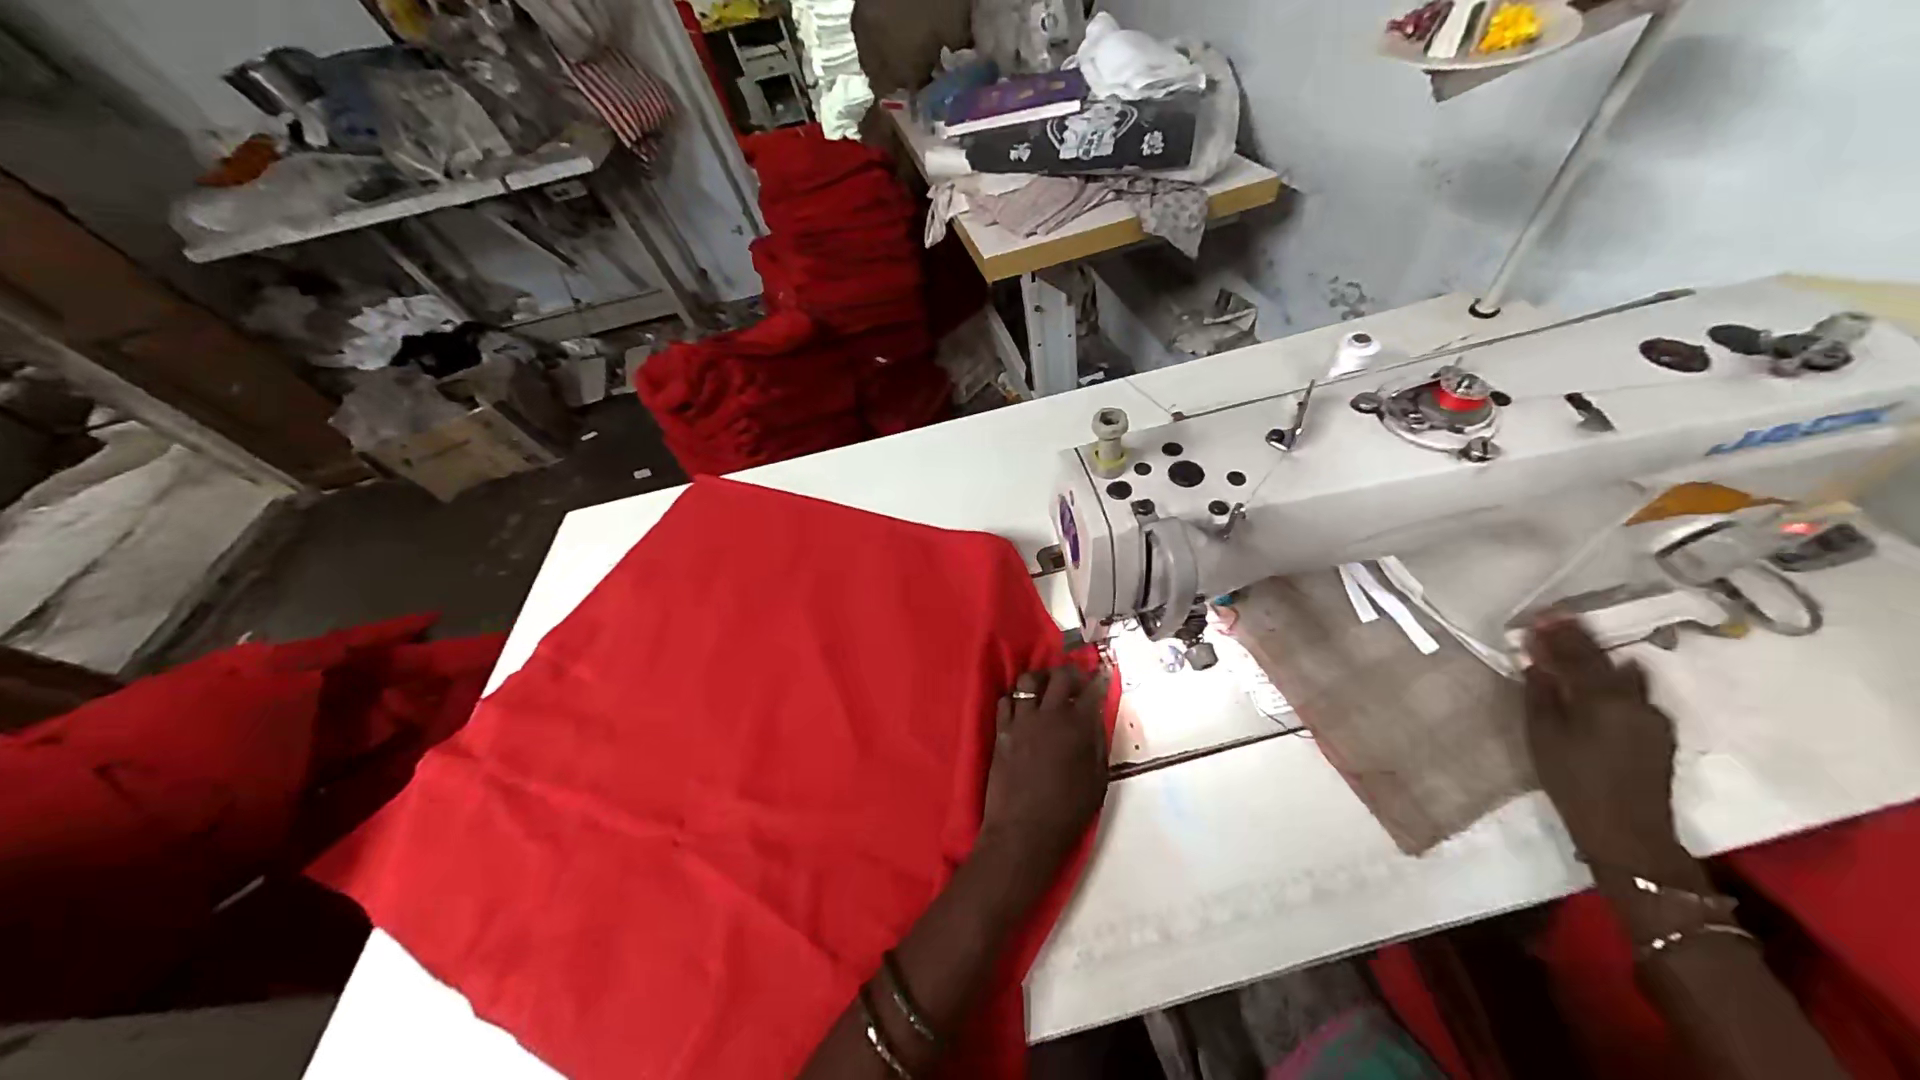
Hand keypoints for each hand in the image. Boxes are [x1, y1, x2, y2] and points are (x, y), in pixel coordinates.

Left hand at [980, 665, 1110, 866]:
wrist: (1024, 830)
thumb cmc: (1068, 811)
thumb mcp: (1098, 779)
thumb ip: (1097, 744)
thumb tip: (1095, 720)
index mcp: (1078, 727)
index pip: (1092, 690)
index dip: (1099, 681)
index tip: (1102, 677)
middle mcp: (1049, 715)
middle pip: (1060, 676)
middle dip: (1072, 673)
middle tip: (1077, 682)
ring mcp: (1022, 720)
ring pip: (1028, 680)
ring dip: (1041, 679)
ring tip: (1047, 689)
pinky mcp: (1001, 730)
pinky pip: (1006, 700)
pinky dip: (1017, 699)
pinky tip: (1023, 708)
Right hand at [1524, 619, 1691, 877]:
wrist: (1626, 831)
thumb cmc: (1573, 781)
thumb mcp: (1543, 736)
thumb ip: (1540, 694)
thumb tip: (1536, 663)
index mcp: (1604, 699)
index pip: (1578, 655)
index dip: (1558, 634)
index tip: (1541, 615)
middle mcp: (1636, 701)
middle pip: (1606, 660)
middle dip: (1581, 640)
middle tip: (1558, 623)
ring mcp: (1654, 717)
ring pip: (1626, 675)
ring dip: (1601, 659)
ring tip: (1578, 649)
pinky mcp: (1659, 733)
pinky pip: (1635, 693)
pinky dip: (1614, 680)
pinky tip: (1600, 682)